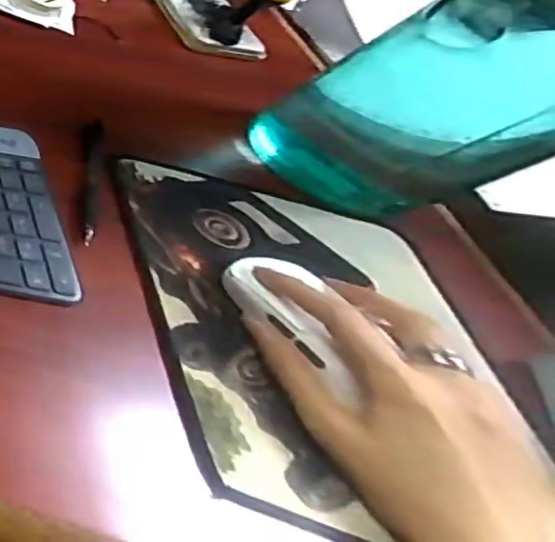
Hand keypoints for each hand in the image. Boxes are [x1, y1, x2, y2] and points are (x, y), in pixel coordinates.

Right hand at [247, 270, 554, 541]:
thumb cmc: (405, 493)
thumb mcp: (336, 436)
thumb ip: (295, 375)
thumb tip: (257, 325)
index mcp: (402, 380)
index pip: (341, 315)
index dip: (297, 288)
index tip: (264, 273)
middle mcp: (449, 378)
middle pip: (403, 316)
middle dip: (358, 295)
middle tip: (322, 290)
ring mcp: (488, 398)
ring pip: (439, 339)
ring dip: (393, 319)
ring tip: (363, 320)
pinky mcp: (510, 419)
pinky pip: (460, 365)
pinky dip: (422, 347)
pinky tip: (409, 365)